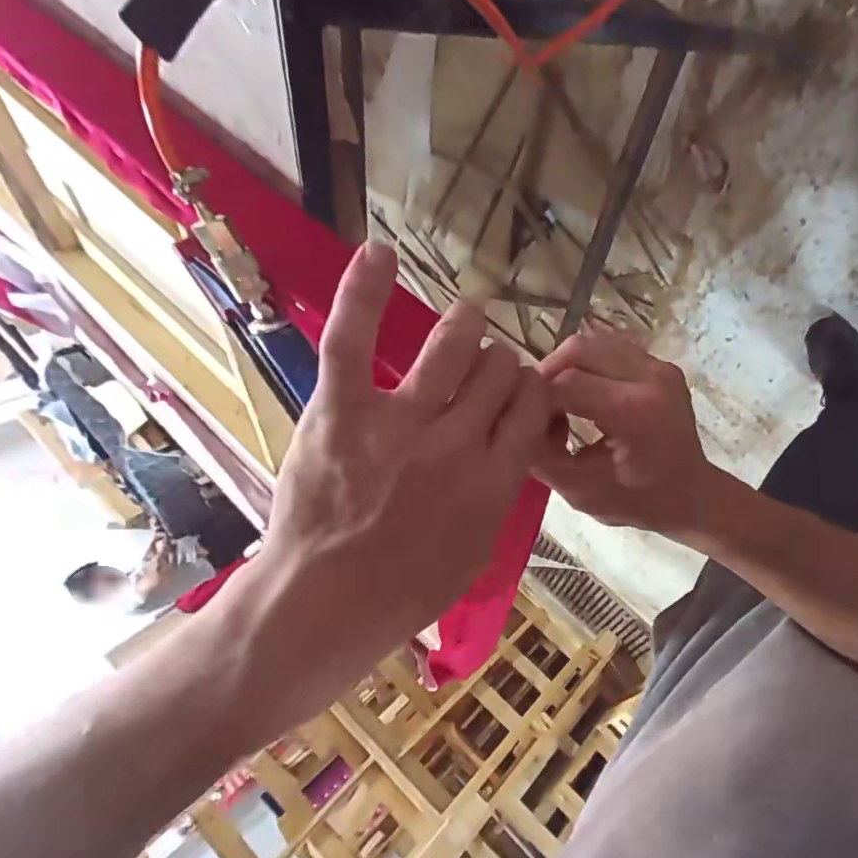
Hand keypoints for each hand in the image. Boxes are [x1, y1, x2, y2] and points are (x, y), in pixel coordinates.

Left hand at [262, 243, 549, 654]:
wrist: (325, 604)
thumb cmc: (403, 594)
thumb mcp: (474, 554)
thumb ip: (496, 498)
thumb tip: (506, 455)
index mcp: (495, 480)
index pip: (532, 406)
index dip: (529, 390)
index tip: (518, 391)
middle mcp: (458, 442)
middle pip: (498, 370)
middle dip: (497, 363)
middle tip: (482, 368)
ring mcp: (400, 422)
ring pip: (454, 346)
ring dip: (466, 327)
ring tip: (466, 319)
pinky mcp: (342, 410)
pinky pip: (354, 339)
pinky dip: (363, 292)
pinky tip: (378, 253)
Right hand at [532, 330, 725, 535]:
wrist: (691, 495)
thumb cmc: (637, 501)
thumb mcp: (580, 491)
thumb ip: (541, 455)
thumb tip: (512, 417)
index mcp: (636, 412)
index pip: (566, 383)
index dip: (537, 399)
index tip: (526, 422)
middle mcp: (651, 378)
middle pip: (577, 349)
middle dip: (547, 374)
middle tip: (535, 404)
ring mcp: (659, 366)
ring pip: (591, 342)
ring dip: (565, 367)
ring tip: (556, 400)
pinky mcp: (659, 363)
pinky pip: (608, 349)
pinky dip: (585, 366)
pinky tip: (580, 395)